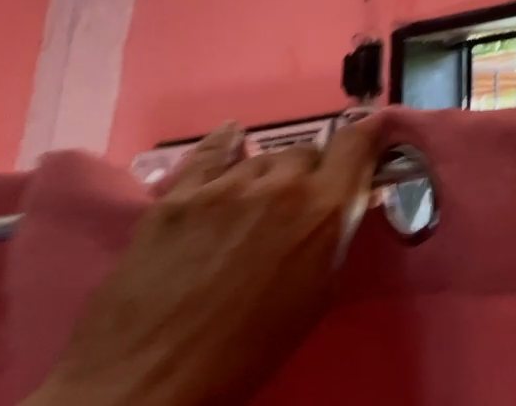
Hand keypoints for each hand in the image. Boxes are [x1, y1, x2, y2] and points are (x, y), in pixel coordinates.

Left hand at [27, 117, 383, 405]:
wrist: (142, 385)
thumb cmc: (248, 349)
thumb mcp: (319, 292)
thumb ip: (336, 234)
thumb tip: (347, 202)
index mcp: (323, 207)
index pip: (357, 142)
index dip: (368, 134)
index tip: (373, 136)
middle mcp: (280, 184)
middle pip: (308, 151)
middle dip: (313, 170)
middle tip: (302, 202)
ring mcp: (222, 188)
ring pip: (262, 158)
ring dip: (269, 173)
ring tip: (258, 200)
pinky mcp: (174, 200)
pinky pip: (207, 155)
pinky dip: (225, 144)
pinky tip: (231, 136)